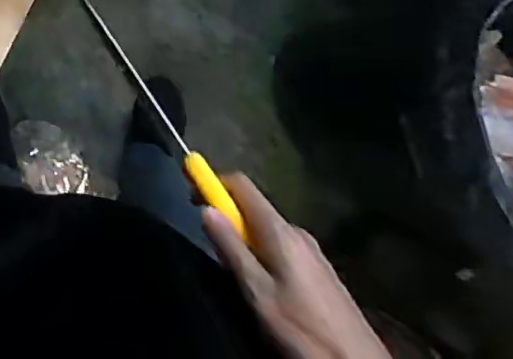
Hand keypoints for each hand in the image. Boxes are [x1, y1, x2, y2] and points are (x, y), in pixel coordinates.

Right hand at [203, 174, 389, 358]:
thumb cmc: (304, 331)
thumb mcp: (258, 294)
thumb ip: (232, 250)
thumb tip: (206, 210)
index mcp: (279, 230)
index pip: (241, 184)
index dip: (213, 181)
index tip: (190, 191)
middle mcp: (296, 231)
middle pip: (253, 207)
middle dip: (228, 217)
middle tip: (213, 249)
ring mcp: (312, 250)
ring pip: (266, 230)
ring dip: (245, 239)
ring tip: (239, 276)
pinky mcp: (321, 270)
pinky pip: (281, 247)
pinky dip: (263, 253)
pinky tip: (266, 288)